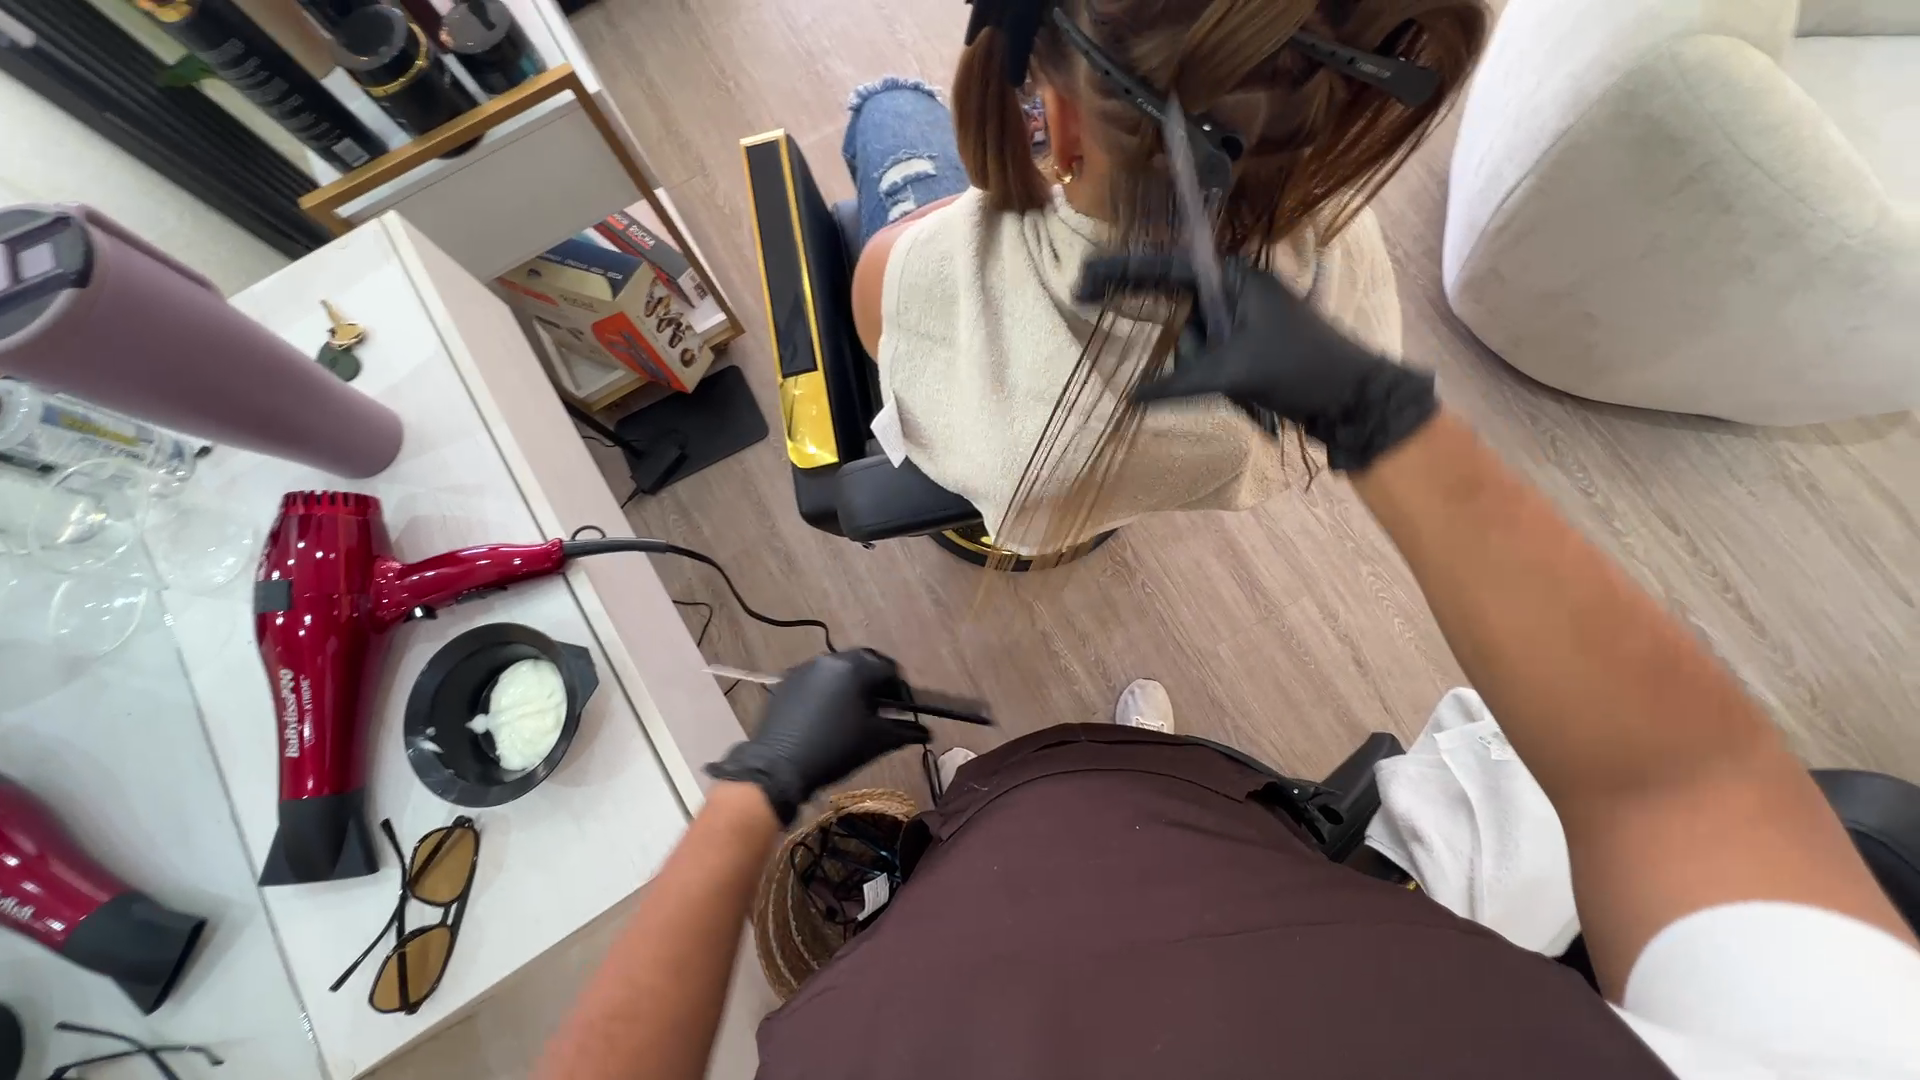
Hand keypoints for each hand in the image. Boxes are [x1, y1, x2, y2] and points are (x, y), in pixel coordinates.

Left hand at [704, 650, 927, 825]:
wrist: (778, 766)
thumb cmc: (834, 750)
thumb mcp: (875, 741)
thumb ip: (904, 731)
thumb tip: (926, 731)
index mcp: (855, 669)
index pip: (889, 669)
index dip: (900, 689)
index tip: (902, 709)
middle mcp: (831, 660)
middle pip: (864, 661)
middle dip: (876, 681)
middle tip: (882, 706)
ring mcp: (806, 668)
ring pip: (839, 668)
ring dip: (852, 683)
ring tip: (855, 710)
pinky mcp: (788, 681)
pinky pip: (817, 677)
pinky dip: (829, 688)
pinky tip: (828, 713)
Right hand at [1076, 253, 1438, 470]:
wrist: (1351, 396)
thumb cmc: (1297, 370)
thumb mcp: (1231, 372)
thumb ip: (1177, 383)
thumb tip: (1131, 397)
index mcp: (1234, 277)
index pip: (1166, 268)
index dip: (1121, 274)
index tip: (1083, 279)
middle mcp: (1235, 288)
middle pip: (1177, 304)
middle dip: (1171, 332)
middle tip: (1136, 335)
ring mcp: (1242, 315)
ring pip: (1192, 336)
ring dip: (1198, 364)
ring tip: (1237, 382)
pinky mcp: (1246, 341)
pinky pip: (1207, 353)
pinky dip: (1204, 371)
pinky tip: (1235, 388)